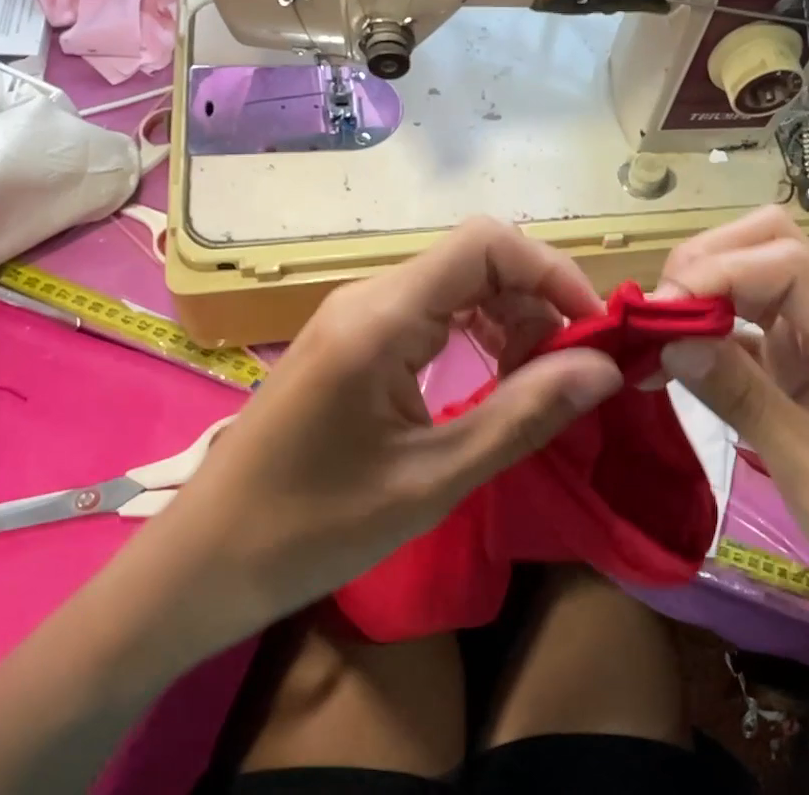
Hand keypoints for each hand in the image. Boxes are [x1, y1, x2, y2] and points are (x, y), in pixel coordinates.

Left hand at [142, 218, 624, 640]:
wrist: (203, 564)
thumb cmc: (312, 529)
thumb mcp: (434, 479)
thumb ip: (524, 415)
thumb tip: (605, 369)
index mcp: (381, 318)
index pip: (487, 244)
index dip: (553, 273)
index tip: (595, 331)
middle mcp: (369, 298)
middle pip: (478, 261)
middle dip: (538, 303)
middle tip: (571, 373)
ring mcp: (356, 318)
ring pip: (459, 286)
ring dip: (512, 322)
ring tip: (536, 385)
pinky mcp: (353, 343)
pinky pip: (433, 315)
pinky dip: (478, 337)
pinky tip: (493, 382)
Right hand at [656, 207, 808, 610]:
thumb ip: (743, 397)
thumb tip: (673, 342)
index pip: (789, 263)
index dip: (719, 270)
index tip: (661, 312)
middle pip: (775, 247)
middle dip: (709, 264)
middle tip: (656, 315)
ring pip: (759, 277)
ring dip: (704, 292)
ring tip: (653, 335)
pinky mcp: (804, 365)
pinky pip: (752, 325)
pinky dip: (710, 331)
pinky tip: (672, 359)